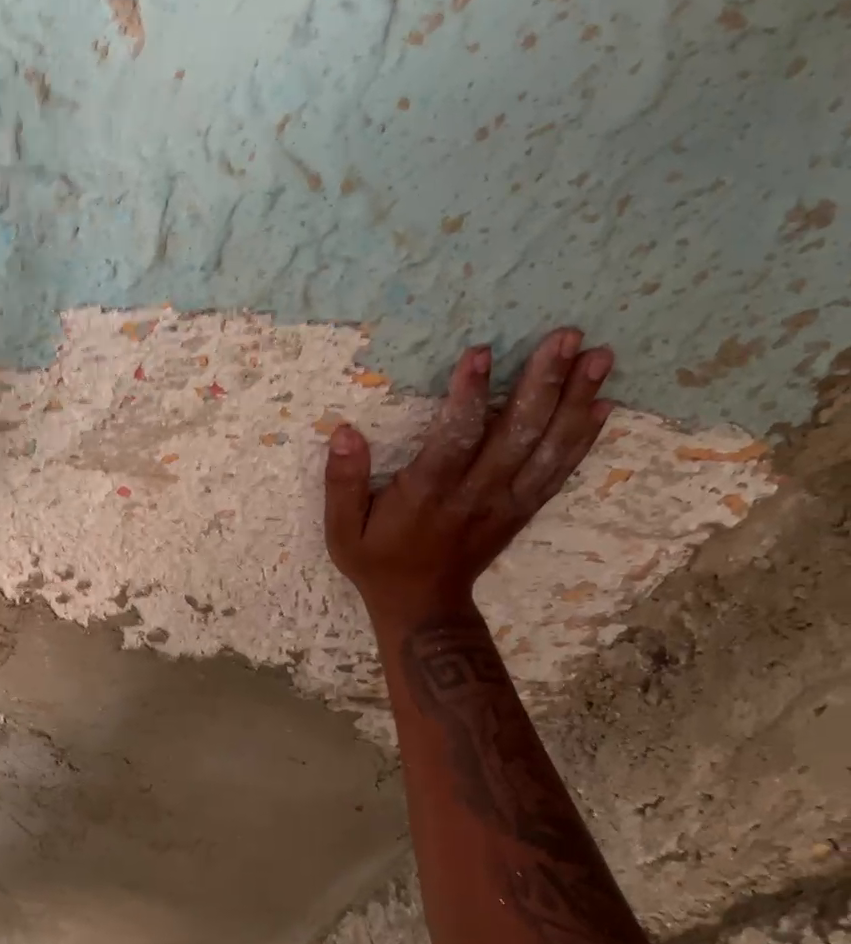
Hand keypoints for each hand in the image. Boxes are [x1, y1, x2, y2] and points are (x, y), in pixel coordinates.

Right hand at [324, 328, 614, 621]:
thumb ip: (342, 482)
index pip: (454, 437)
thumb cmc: (377, 562)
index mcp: (428, 495)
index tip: (481, 352)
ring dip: (576, 398)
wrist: (423, 607)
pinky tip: (602, 403)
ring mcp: (507, 501)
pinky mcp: (523, 508)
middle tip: (568, 337)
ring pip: (549, 446)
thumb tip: (345, 432)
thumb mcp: (342, 529)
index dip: (468, 395)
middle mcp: (476, 494)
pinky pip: (560, 468)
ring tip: (601, 356)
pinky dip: (584, 435)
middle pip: (517, 433)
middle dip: (544, 382)